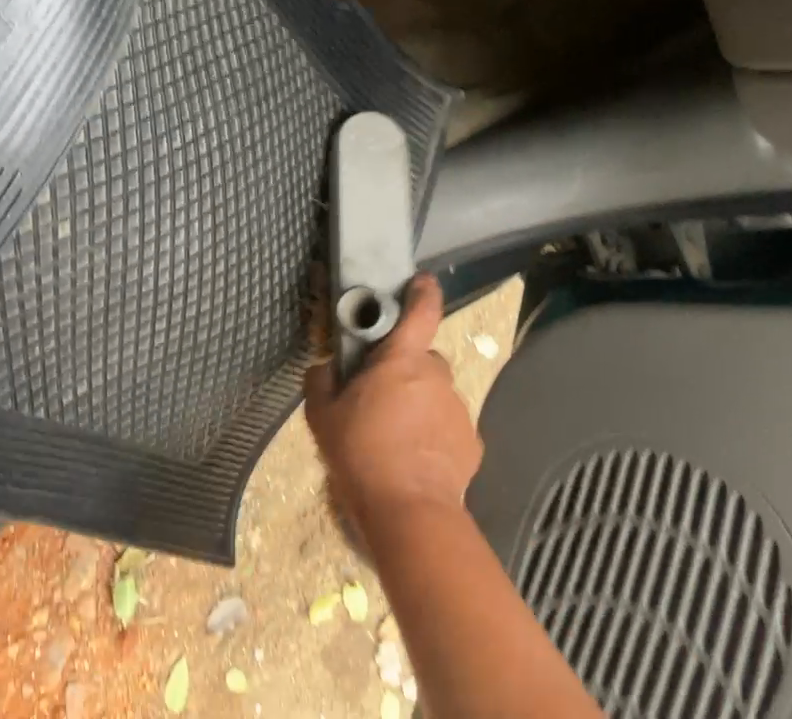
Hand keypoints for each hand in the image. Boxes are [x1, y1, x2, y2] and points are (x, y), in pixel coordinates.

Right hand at [306, 275, 480, 534]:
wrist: (409, 510)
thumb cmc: (360, 453)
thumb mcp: (320, 414)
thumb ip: (321, 380)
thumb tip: (328, 367)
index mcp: (400, 362)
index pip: (420, 313)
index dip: (421, 293)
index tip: (419, 282)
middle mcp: (436, 377)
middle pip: (419, 358)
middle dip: (400, 367)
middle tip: (374, 392)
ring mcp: (457, 410)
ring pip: (432, 392)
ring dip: (414, 401)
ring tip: (390, 432)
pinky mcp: (471, 442)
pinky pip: (444, 423)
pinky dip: (429, 431)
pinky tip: (409, 454)